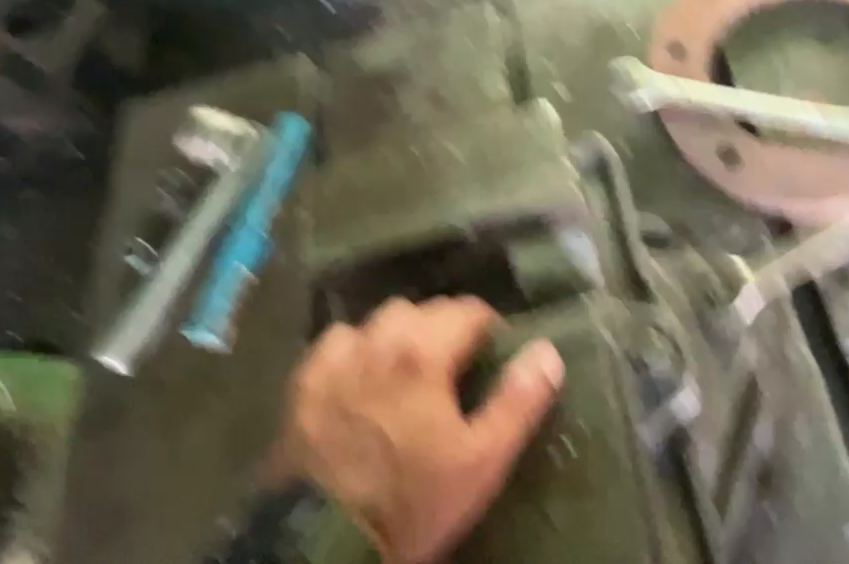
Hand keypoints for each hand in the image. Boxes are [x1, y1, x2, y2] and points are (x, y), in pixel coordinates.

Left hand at [280, 296, 563, 563]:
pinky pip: (335, 344)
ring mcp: (334, 363)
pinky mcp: (302, 387)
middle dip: (444, 327)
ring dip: (398, 334)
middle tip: (456, 366)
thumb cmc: (411, 501)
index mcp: (424, 352)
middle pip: (422, 309)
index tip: (493, 356)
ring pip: (378, 321)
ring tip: (408, 368)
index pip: (468, 309)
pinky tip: (360, 377)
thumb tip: (546, 349)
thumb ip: (519, 400)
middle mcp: (378, 342)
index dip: (488, 328)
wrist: (321, 547)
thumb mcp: (482, 460)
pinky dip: (354, 350)